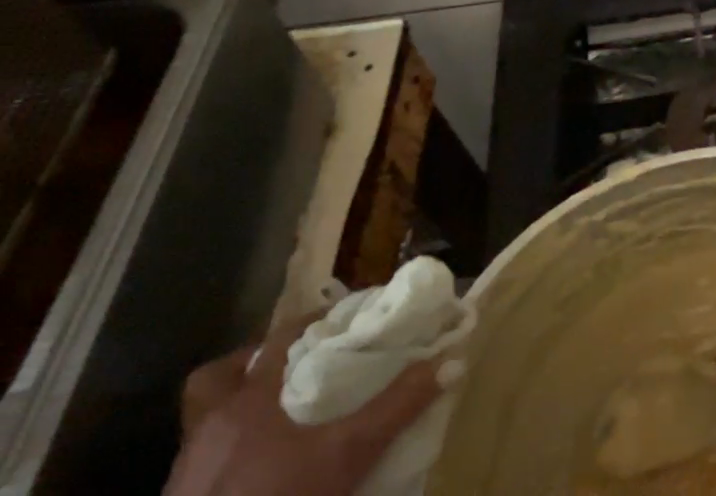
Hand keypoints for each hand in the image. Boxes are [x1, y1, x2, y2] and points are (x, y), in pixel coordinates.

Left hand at [165, 314, 442, 495]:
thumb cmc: (279, 494)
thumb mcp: (349, 452)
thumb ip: (397, 405)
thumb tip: (452, 361)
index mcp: (248, 401)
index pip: (278, 340)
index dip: (312, 321)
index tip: (343, 316)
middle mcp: (211, 424)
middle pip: (218, 376)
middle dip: (253, 361)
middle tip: (295, 362)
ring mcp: (190, 465)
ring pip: (207, 416)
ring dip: (241, 404)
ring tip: (282, 410)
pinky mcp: (185, 495)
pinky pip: (207, 455)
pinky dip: (233, 447)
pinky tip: (265, 461)